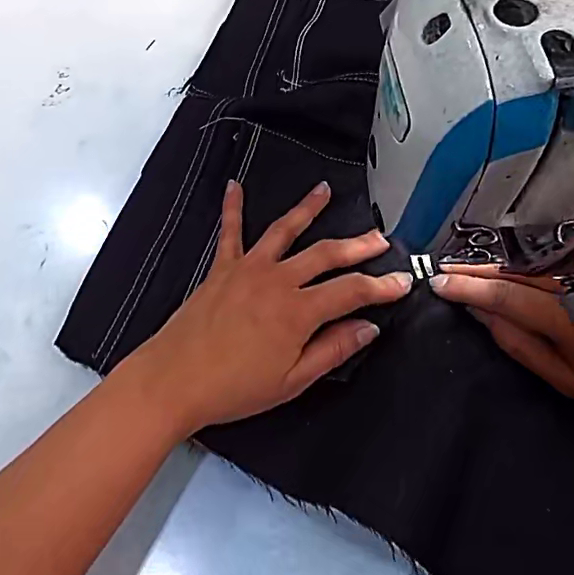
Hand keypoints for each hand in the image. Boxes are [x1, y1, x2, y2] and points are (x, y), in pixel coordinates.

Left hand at [117, 181, 411, 435]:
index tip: (402, 281)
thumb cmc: (231, 388)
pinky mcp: (223, 268)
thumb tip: (368, 329)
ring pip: (286, 230)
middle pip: (328, 254)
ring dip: (308, 208)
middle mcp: (278, 281)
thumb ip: (333, 350)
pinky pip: (230, 232)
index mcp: (298, 311)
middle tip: (379, 237)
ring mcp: (249, 269)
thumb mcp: (291, 381)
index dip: (382, 285)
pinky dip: (232, 208)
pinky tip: (234, 186)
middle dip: (359, 244)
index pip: (352, 290)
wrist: (172, 383)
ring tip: (324, 190)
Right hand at [430, 261, 573, 449]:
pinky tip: (516, 270)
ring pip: (539, 262)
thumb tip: (487, 317)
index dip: (470, 289)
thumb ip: (525, 347)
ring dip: (502, 265)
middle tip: (447, 272)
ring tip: (472, 272)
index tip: (441, 283)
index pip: (510, 297)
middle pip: (520, 271)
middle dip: (479, 270)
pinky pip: (562, 261)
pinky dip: (532, 265)